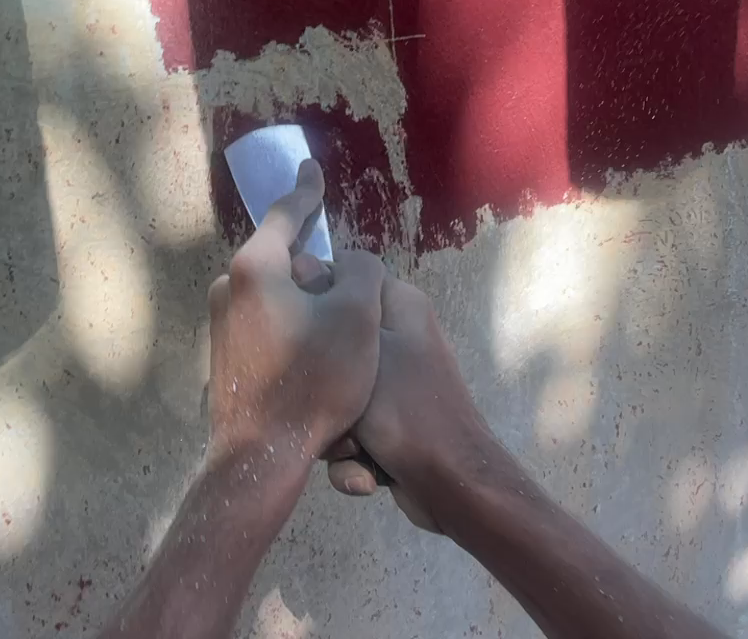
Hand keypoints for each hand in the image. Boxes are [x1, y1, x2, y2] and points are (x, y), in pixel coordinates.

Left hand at [206, 160, 385, 463]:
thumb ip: (362, 272)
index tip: (311, 167)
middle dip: (319, 270)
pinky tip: (313, 357)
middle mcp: (228, 285)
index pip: (287, 215)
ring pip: (277, 292)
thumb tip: (350, 263)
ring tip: (337, 340)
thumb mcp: (358, 318)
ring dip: (309, 302)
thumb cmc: (313, 381)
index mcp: (255, 267)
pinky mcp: (223, 348)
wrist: (261, 455)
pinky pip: (267, 317)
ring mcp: (220, 318)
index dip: (307, 190)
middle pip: (285, 258)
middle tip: (350, 299)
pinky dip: (293, 323)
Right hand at [325, 277, 496, 532]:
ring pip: (338, 394)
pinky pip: (355, 429)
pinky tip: (365, 473)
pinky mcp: (393, 423)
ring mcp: (397, 382)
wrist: (454, 488)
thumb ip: (330, 306)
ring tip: (352, 448)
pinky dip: (356, 457)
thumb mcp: (361, 351)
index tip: (293, 324)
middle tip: (323, 404)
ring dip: (338, 431)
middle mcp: (400, 334)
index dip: (313, 296)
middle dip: (323, 385)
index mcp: (399, 303)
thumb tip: (302, 260)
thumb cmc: (405, 410)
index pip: (344, 275)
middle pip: (335, 343)